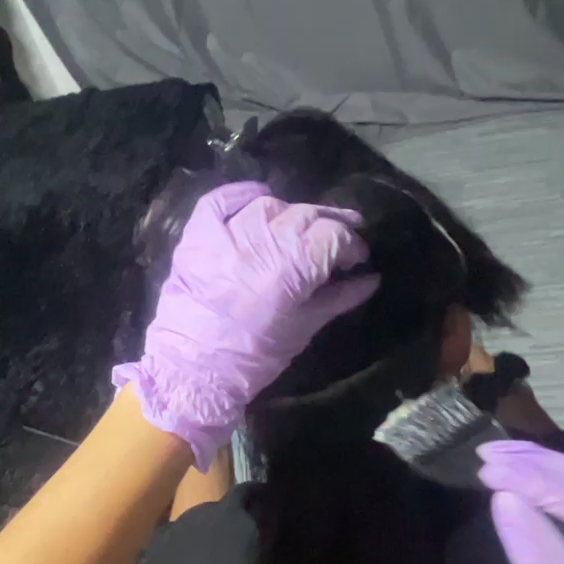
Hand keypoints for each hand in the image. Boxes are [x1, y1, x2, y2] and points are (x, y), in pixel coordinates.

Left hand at [113, 181, 377, 468]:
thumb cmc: (255, 357)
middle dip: (327, 226)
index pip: (333, 234)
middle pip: (305, 215)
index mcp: (291, 266)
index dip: (351, 244)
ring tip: (297, 232)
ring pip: (269, 207)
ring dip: (290, 215)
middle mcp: (261, 241)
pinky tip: (258, 196)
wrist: (193, 369)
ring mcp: (226, 234)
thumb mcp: (304, 328)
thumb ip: (339, 298)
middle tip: (337, 243)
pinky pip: (219, 200)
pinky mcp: (198, 236)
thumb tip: (370, 279)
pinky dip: (241, 194)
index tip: (357, 258)